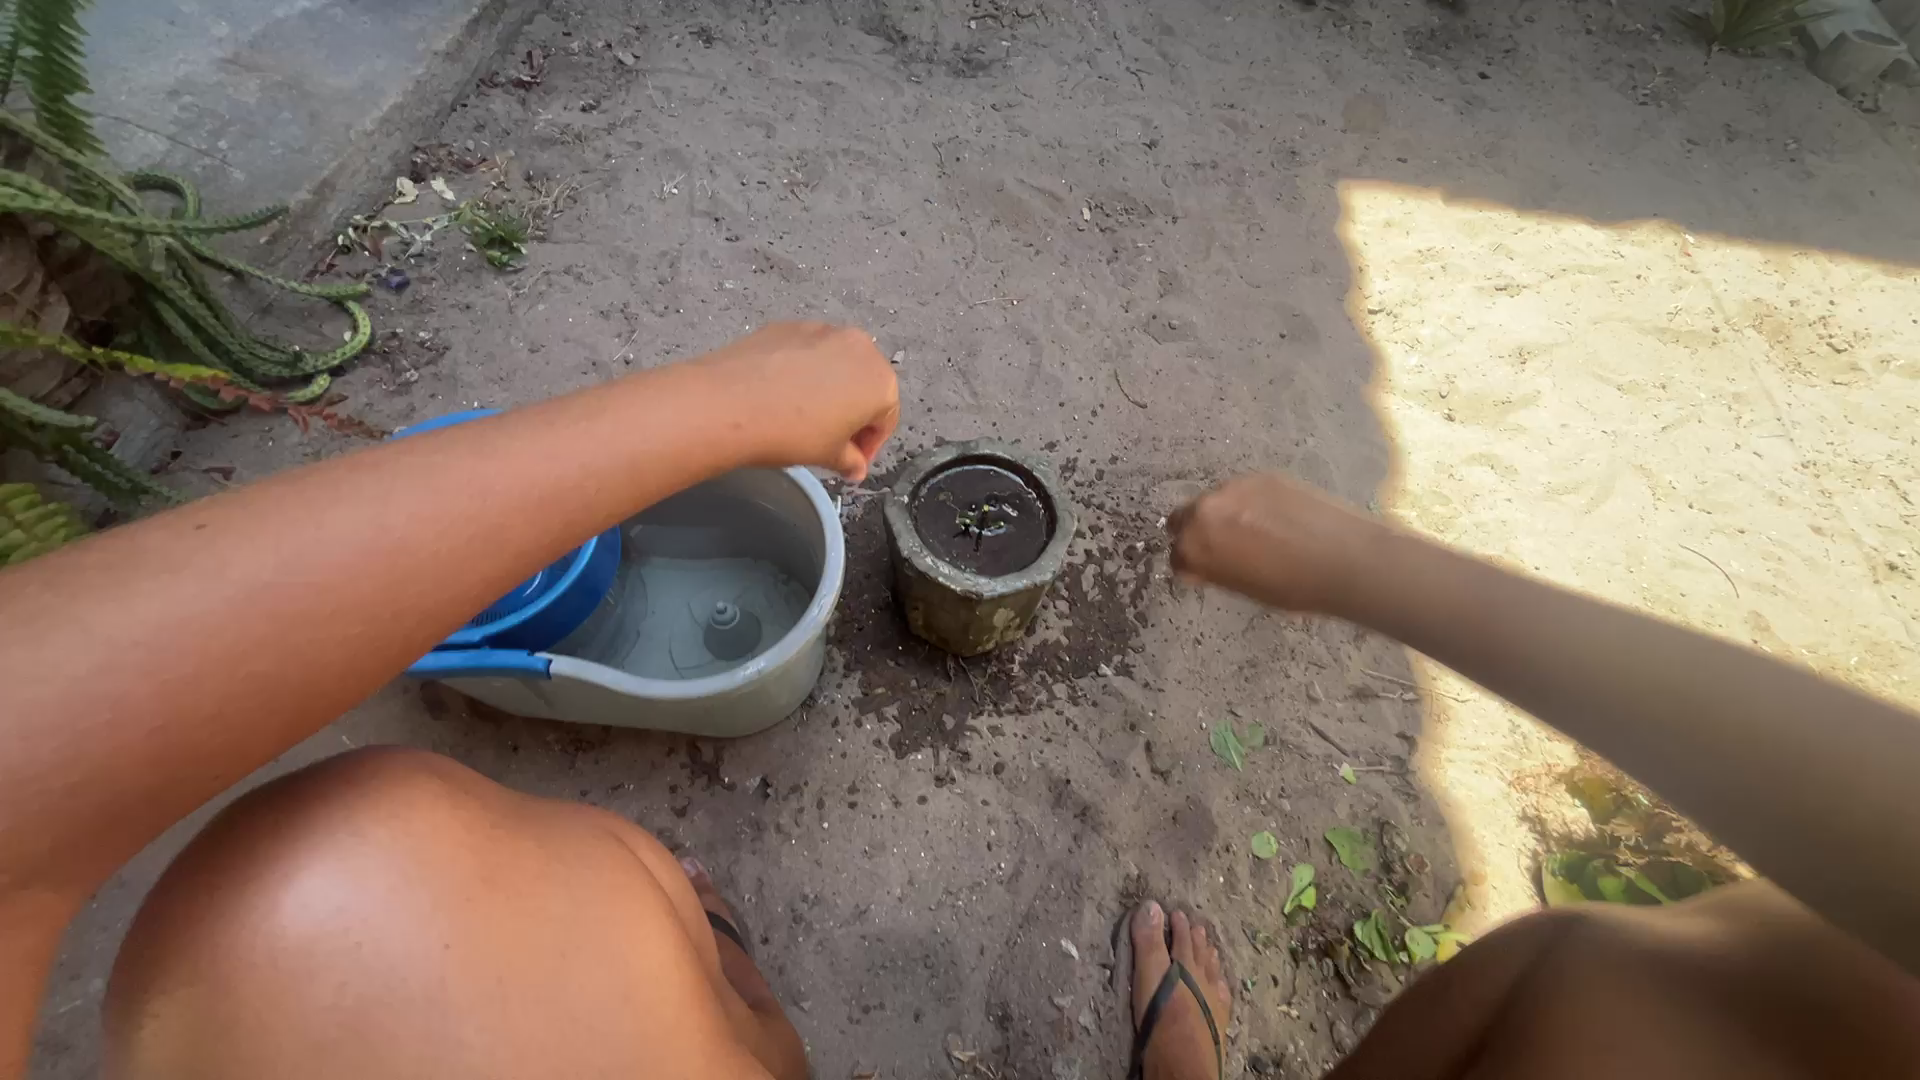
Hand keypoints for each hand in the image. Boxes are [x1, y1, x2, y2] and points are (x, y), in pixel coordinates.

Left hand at [693, 322, 898, 481]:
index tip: (853, 462)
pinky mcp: (790, 326)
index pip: (886, 419)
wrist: (730, 403)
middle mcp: (860, 348)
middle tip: (831, 440)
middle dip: (853, 414)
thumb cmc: (792, 433)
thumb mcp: (829, 456)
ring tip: (804, 417)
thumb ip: (851, 461)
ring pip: (837, 365)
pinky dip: (803, 372)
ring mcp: (823, 330)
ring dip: (830, 390)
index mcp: (881, 382)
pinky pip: (808, 353)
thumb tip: (855, 467)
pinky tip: (782, 396)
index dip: (870, 445)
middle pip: (865, 386)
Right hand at [1166, 472, 1383, 613]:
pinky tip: (1273, 518)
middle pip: (1183, 518)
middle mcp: (1205, 511)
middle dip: (1196, 532)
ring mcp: (1233, 488)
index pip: (1176, 553)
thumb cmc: (1293, 588)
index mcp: (1195, 546)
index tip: (1204, 570)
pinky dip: (1249, 503)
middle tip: (1222, 547)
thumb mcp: (1242, 589)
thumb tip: (1200, 565)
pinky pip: (1242, 491)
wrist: (1346, 560)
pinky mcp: (1261, 476)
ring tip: (1253, 531)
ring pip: (1214, 501)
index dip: (1190, 564)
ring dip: (1222, 514)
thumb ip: (1213, 570)